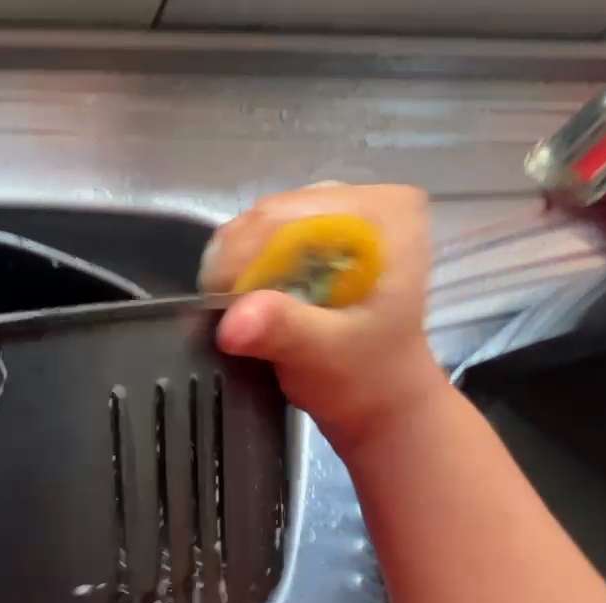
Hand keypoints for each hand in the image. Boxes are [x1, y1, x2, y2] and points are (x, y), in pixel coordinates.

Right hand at [200, 184, 446, 452]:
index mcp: (384, 216)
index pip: (292, 215)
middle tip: (222, 309)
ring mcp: (339, 216)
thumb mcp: (324, 355)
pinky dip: (240, 267)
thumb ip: (283, 331)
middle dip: (237, 262)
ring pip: (259, 225)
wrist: (378, 396)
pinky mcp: (317, 235)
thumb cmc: (363, 376)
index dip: (246, 257)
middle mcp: (364, 203)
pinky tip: (241, 298)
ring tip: (231, 307)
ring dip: (233, 266)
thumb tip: (232, 322)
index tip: (222, 303)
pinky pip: (261, 238)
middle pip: (272, 214)